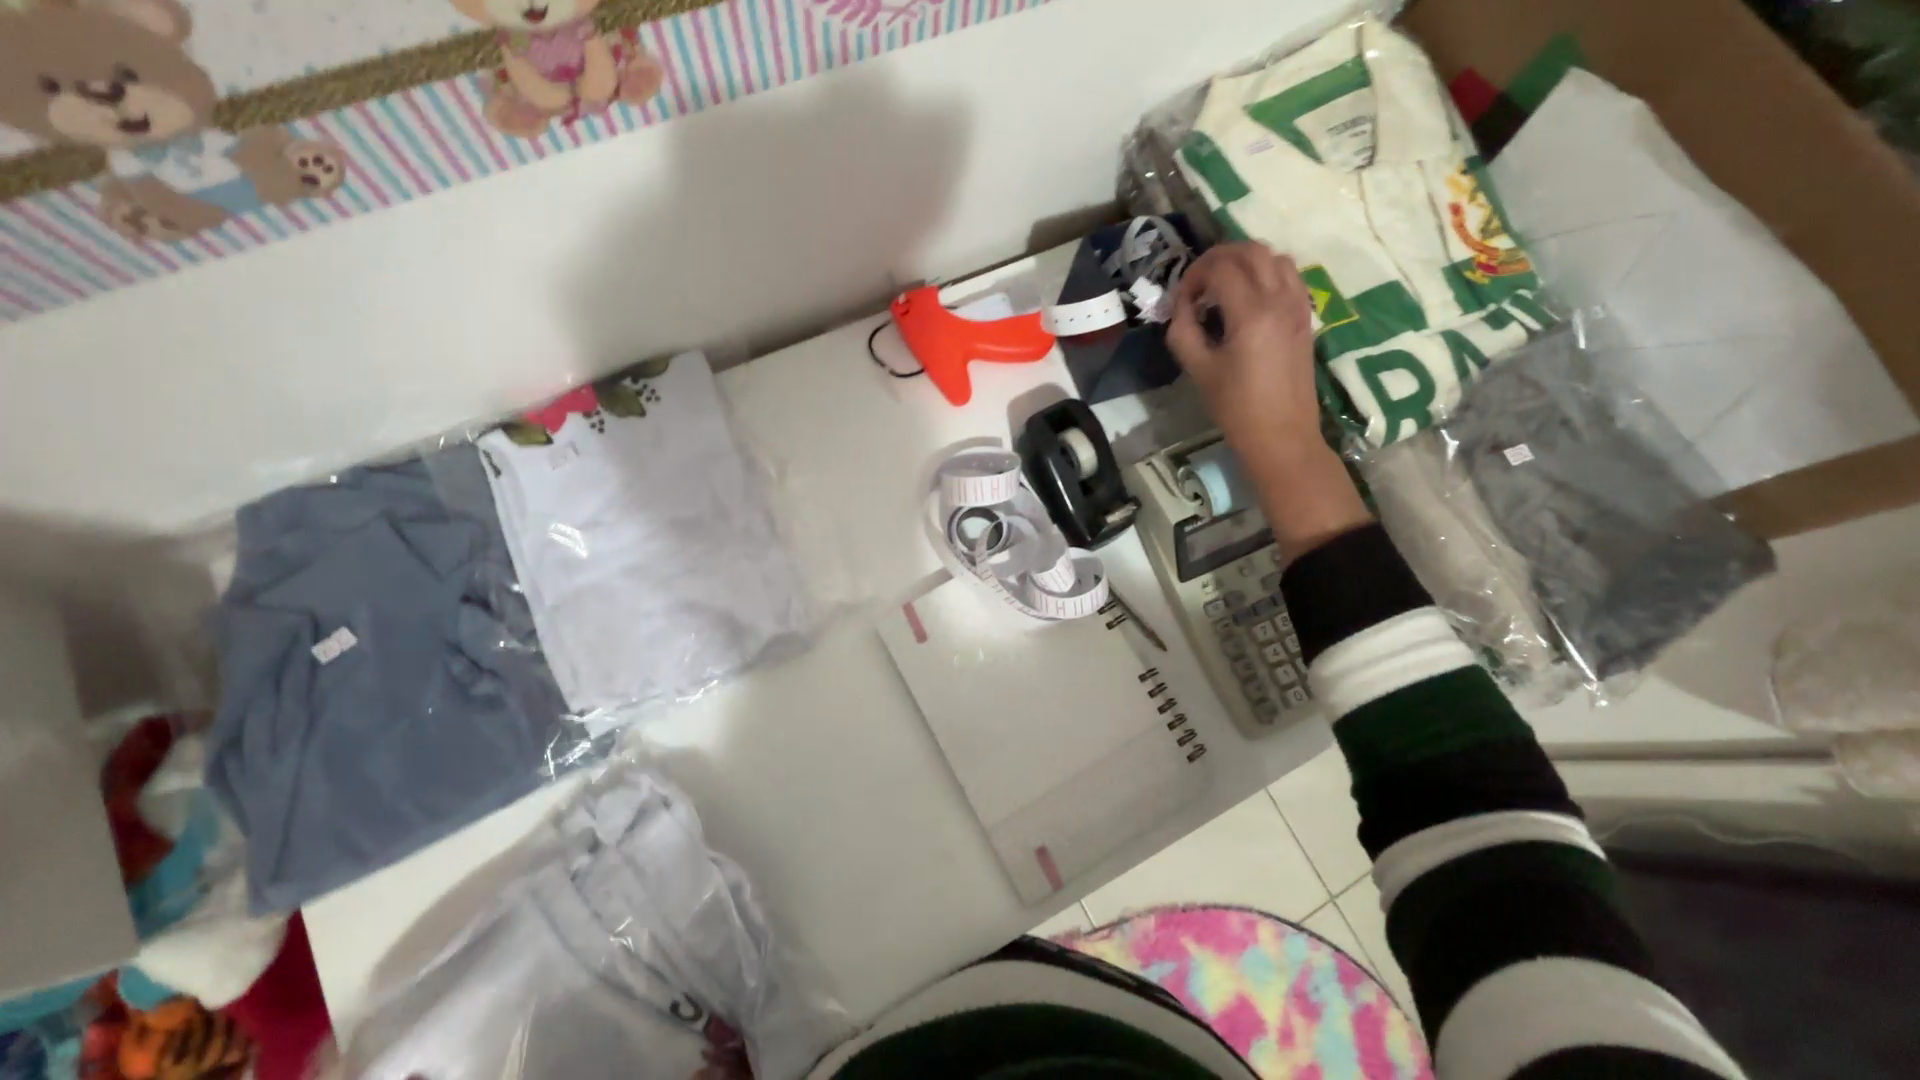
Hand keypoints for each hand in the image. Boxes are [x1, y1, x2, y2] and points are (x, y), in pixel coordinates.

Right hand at [1167, 244, 1319, 458]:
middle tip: (1199, 283)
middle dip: (1218, 258)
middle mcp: (1279, 299)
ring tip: (1224, 286)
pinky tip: (1250, 297)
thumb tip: (1181, 306)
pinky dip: (1267, 272)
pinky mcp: (1305, 315)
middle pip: (1250, 250)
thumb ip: (1183, 329)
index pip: (1220, 267)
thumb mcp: (1198, 369)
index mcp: (1251, 313)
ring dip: (1245, 261)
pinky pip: (1290, 274)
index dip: (1194, 275)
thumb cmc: (1236, 407)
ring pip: (1274, 256)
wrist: (1281, 435)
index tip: (1182, 300)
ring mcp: (1298, 305)